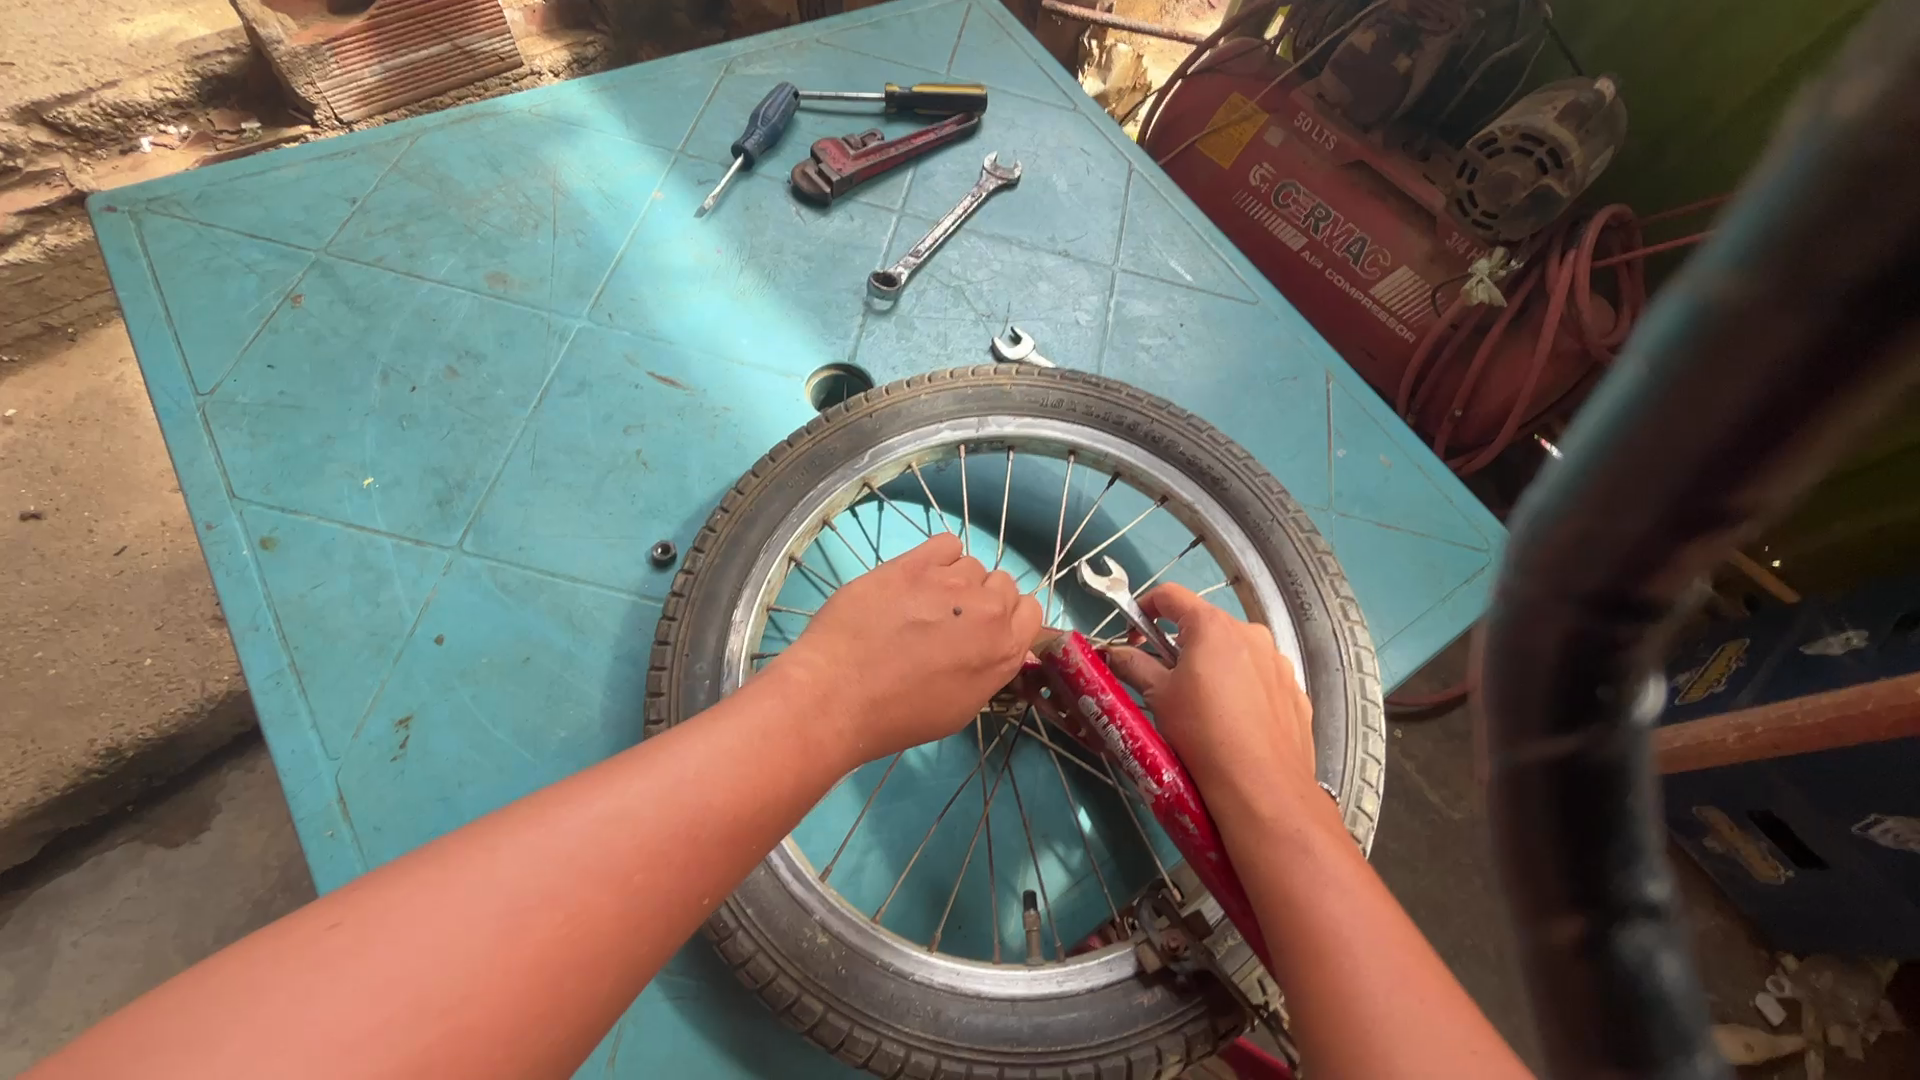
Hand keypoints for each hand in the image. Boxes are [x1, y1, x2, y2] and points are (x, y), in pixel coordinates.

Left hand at [772, 533, 1041, 764]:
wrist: (839, 696)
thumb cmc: (899, 715)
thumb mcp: (962, 707)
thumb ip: (988, 668)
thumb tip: (986, 646)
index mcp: (1005, 651)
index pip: (1031, 610)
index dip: (1007, 616)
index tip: (982, 627)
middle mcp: (989, 612)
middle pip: (1002, 584)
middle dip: (980, 598)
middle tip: (946, 619)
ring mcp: (952, 583)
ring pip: (970, 565)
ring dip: (953, 580)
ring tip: (919, 603)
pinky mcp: (915, 564)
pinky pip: (945, 544)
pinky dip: (936, 557)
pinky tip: (914, 578)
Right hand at [1105, 584, 1315, 805]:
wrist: (1262, 788)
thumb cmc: (1202, 734)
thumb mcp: (1158, 697)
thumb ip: (1133, 665)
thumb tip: (1114, 653)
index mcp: (1213, 626)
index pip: (1170, 595)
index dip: (1144, 608)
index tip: (1134, 635)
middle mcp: (1251, 634)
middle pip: (1206, 626)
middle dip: (1182, 646)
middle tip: (1165, 680)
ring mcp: (1279, 663)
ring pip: (1236, 653)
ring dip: (1214, 667)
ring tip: (1203, 706)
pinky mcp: (1296, 692)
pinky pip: (1261, 679)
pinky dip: (1243, 690)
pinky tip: (1235, 722)